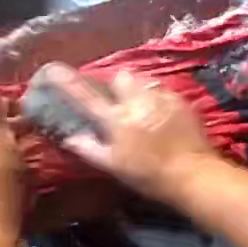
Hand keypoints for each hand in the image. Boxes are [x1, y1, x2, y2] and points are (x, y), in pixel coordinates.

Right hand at [30, 64, 216, 202]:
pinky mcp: (181, 101)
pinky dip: (158, 98)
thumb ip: (90, 149)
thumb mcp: (115, 167)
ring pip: (144, 80)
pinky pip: (164, 90)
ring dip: (139, 89)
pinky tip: (162, 113)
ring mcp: (162, 98)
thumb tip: (70, 137)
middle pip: (121, 76)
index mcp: (117, 120)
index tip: (53, 70)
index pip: (86, 97)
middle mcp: (138, 102)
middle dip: (117, 83)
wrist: (194, 175)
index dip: (68, 83)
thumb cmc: (150, 176)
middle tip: (119, 100)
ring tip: (142, 106)